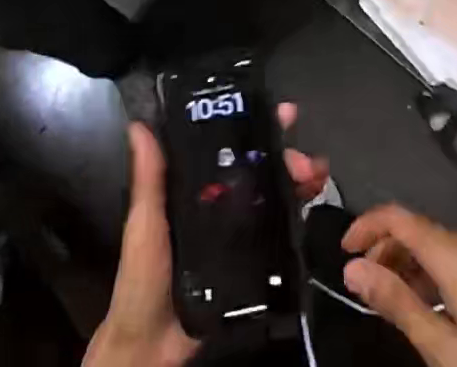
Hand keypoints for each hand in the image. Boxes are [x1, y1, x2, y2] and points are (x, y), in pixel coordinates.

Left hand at [84, 102, 327, 366]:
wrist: (153, 343)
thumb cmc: (144, 275)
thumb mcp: (145, 221)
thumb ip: (149, 176)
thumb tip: (139, 123)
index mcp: (193, 187)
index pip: (226, 147)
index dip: (253, 127)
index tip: (281, 113)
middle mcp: (218, 202)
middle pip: (258, 168)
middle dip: (285, 155)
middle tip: (305, 160)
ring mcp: (237, 230)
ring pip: (273, 193)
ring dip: (297, 179)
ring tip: (316, 176)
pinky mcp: (252, 259)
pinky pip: (278, 229)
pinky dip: (297, 211)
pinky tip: (311, 203)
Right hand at [342, 204, 456, 366]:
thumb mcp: (443, 345)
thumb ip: (396, 303)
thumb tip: (352, 269)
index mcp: (451, 252)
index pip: (397, 216)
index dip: (365, 225)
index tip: (341, 251)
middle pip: (414, 229)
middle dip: (383, 248)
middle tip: (361, 285)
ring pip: (433, 246)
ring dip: (404, 264)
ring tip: (388, 300)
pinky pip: (451, 261)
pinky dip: (427, 275)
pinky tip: (425, 308)